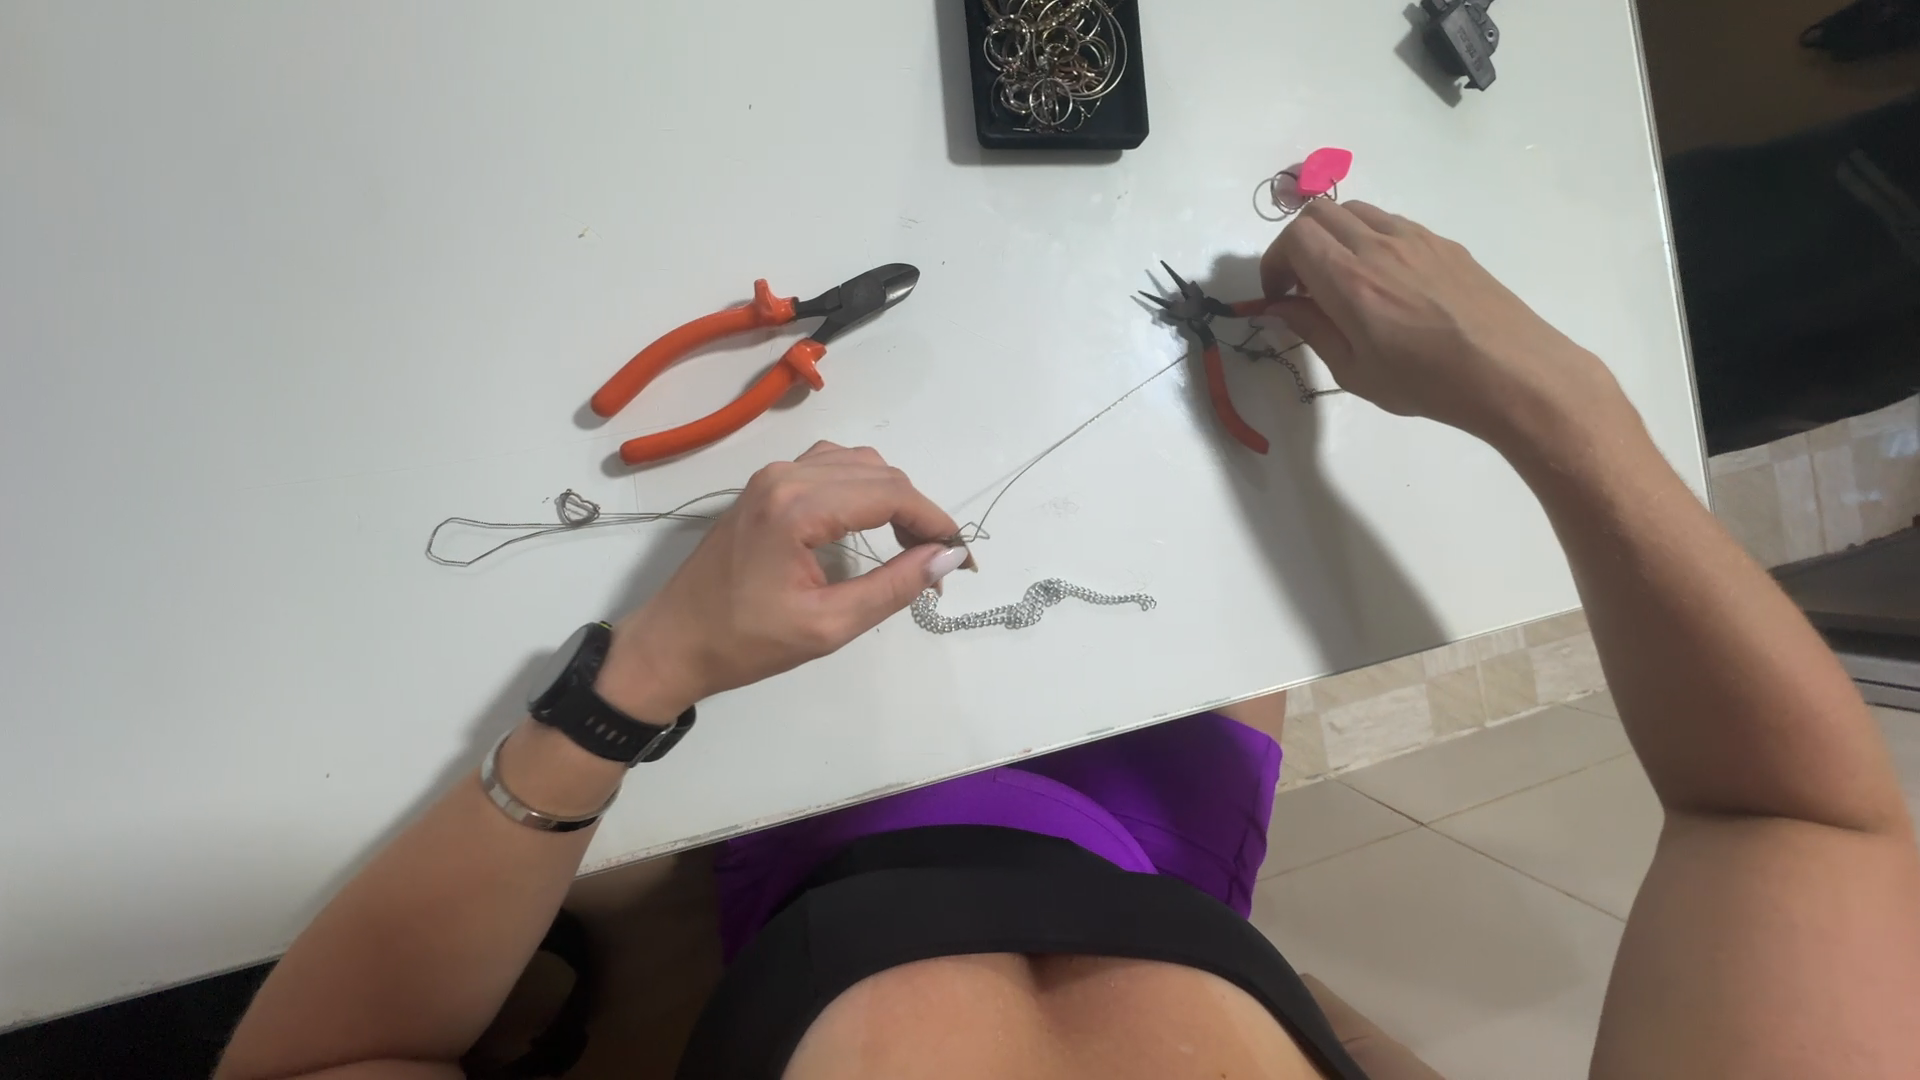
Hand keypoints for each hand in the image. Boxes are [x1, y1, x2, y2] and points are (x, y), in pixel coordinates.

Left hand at [594, 442, 969, 718]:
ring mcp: (772, 476)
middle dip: (918, 513)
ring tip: (909, 544)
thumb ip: (894, 586)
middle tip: (936, 561)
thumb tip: (947, 557)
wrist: (672, 643)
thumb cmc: (746, 642)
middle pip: (879, 473)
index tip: (960, 558)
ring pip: (856, 463)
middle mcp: (786, 475)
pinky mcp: (765, 486)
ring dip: (892, 497)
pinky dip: (862, 488)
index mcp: (799, 507)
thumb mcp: (829, 625)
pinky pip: (829, 467)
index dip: (935, 522)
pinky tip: (868, 521)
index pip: (891, 494)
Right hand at [1259, 200, 1627, 447]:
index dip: (1273, 262)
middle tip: (1299, 287)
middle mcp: (1379, 246)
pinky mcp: (1442, 243)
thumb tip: (1279, 307)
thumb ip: (1311, 329)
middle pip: (1318, 212)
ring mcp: (1415, 238)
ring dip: (1331, 238)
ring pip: (1354, 211)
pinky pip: (1389, 223)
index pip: (1294, 238)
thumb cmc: (1424, 382)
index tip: (1277, 297)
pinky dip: (1365, 239)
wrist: (1510, 371)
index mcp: (1350, 281)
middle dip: (1295, 245)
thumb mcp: (1352, 371)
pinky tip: (1378, 281)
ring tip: (1336, 282)